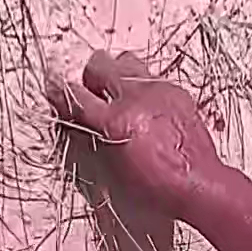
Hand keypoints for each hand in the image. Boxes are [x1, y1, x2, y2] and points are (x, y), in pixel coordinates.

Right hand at [45, 50, 244, 220]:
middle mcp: (136, 98)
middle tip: (91, 96)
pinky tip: (146, 111)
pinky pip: (151, 78)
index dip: (59, 92)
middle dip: (90, 77)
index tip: (52, 89)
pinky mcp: (176, 91)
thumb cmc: (156, 188)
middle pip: (100, 63)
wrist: (199, 183)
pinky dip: (142, 89)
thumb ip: (96, 138)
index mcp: (116, 122)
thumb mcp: (116, 170)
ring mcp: (159, 90)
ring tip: (119, 98)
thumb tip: (83, 123)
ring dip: (117, 75)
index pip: (76, 97)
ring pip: (127, 62)